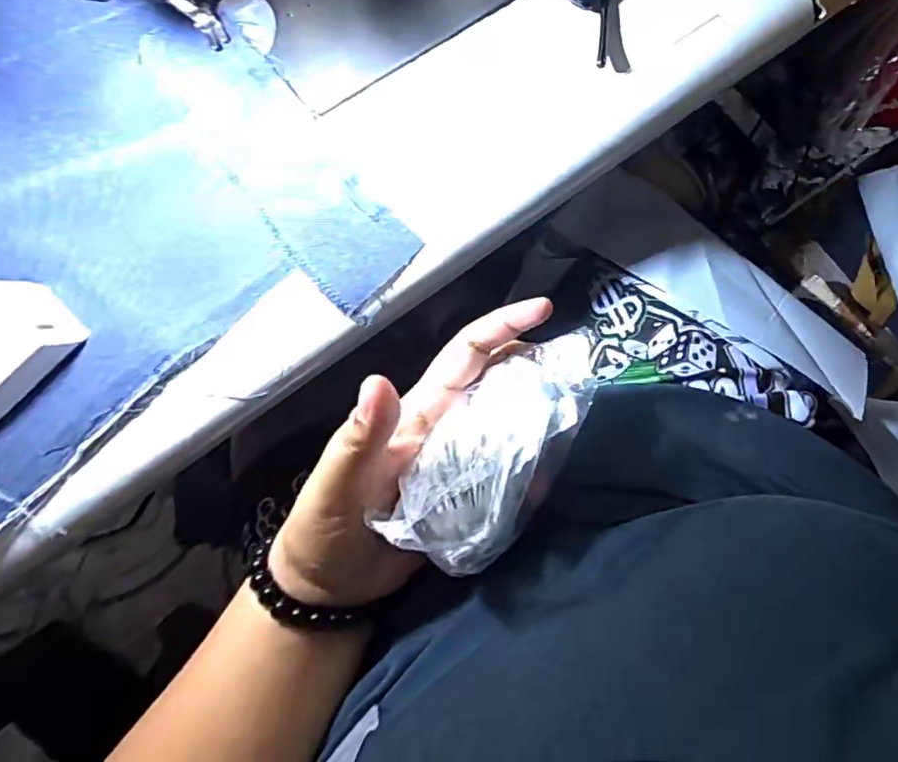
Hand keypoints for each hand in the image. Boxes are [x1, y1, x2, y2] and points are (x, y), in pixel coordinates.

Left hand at [267, 297, 553, 606]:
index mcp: (421, 409)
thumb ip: (358, 438)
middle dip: (536, 356)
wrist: (330, 588)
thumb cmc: (324, 529)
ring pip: (512, 413)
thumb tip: (378, 381)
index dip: (503, 325)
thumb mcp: (336, 484)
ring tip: (574, 406)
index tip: (544, 308)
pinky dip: (536, 456)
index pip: (467, 353)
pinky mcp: (474, 487)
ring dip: (542, 402)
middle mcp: (449, 422)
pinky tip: (553, 463)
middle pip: (500, 374)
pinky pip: (512, 461)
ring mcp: (464, 454)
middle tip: (573, 361)